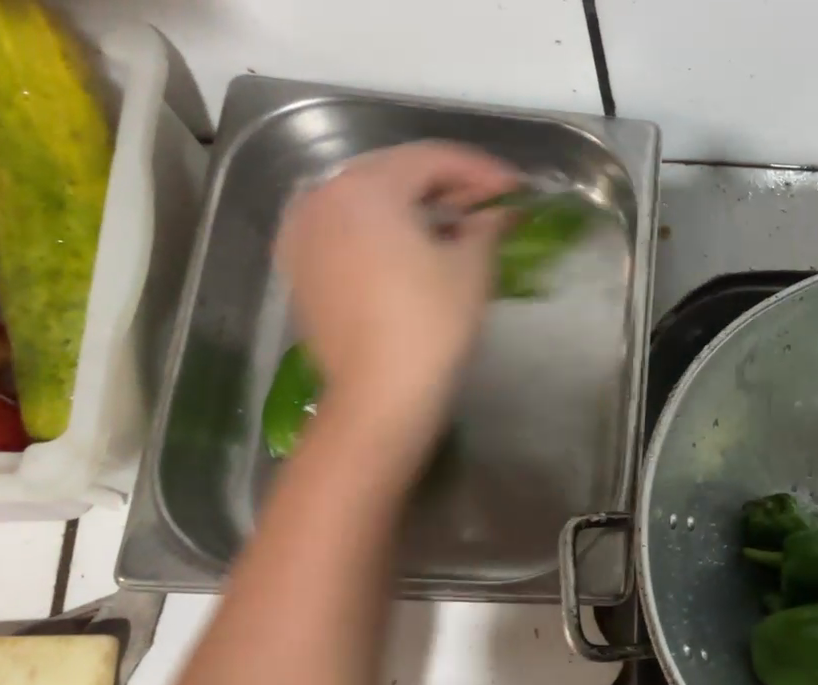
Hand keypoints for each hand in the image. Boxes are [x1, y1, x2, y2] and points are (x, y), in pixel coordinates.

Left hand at [274, 140, 515, 448]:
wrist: (380, 394)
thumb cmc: (431, 325)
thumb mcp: (471, 269)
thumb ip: (486, 227)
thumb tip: (501, 212)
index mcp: (365, 188)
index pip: (430, 159)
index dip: (480, 171)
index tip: (517, 188)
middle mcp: (322, 196)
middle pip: (392, 174)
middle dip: (445, 186)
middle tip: (489, 205)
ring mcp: (302, 232)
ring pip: (365, 202)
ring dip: (412, 208)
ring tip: (453, 228)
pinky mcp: (300, 267)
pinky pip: (345, 231)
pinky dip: (381, 232)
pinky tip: (411, 253)